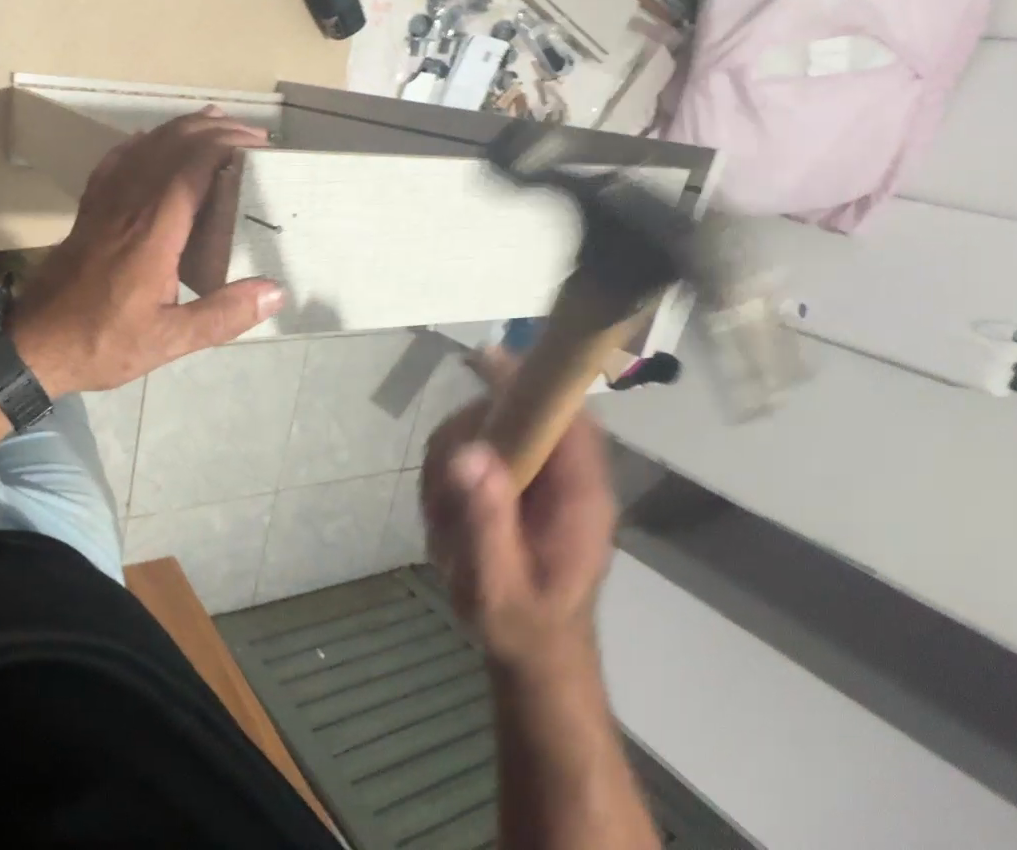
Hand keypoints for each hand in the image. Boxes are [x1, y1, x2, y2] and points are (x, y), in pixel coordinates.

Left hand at [13, 107, 285, 395]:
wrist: (33, 346)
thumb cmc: (102, 343)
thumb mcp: (168, 341)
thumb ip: (222, 316)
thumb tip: (275, 291)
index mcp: (152, 232)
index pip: (193, 166)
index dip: (227, 145)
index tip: (260, 146)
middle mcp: (127, 206)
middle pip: (171, 146)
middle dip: (213, 130)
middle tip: (251, 135)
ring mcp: (102, 206)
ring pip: (142, 148)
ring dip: (180, 130)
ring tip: (213, 124)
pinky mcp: (86, 213)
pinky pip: (113, 164)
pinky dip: (138, 145)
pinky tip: (149, 142)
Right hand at [420, 350, 616, 672]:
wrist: (534, 657)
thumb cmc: (524, 627)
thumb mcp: (498, 583)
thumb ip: (485, 522)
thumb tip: (467, 453)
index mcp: (578, 494)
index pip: (564, 416)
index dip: (528, 381)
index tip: (482, 359)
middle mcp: (564, 478)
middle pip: (513, 419)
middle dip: (464, 441)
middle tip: (438, 491)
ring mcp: (540, 483)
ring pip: (485, 437)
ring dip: (450, 467)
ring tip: (444, 523)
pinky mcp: (516, 489)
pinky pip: (473, 459)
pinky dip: (448, 483)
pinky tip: (447, 523)